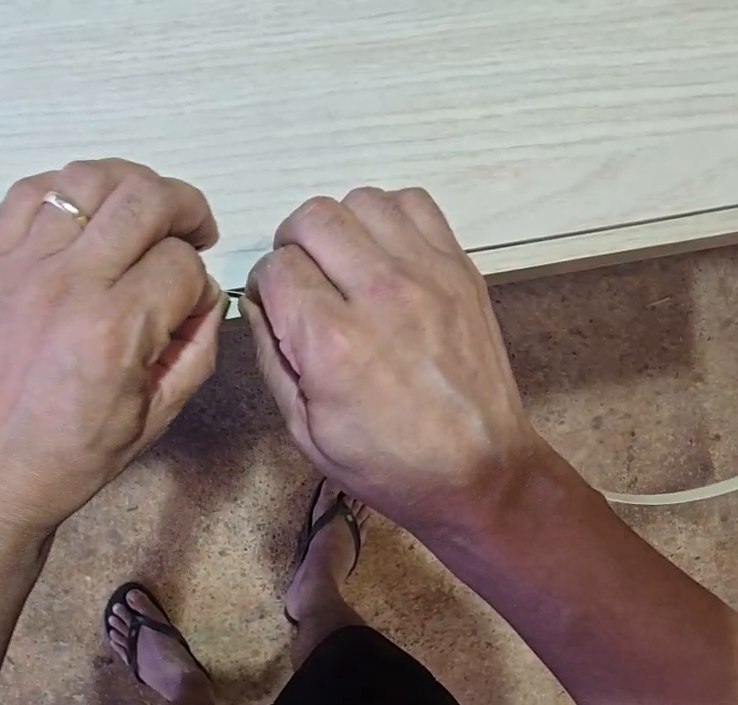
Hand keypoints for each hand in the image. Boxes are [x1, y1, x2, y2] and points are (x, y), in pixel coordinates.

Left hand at [0, 159, 226, 536]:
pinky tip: (88, 211)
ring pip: (89, 179)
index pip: (182, 265)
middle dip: (186, 208)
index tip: (193, 306)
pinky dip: (68, 187)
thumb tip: (206, 298)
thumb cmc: (77, 457)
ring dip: (132, 184)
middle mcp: (71, 283)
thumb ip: (196, 350)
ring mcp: (23, 266)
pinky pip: (30, 192)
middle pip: (145, 201)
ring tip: (146, 210)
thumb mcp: (157, 417)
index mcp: (117, 330)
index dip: (201, 282)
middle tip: (197, 229)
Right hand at [243, 187, 552, 537]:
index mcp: (332, 342)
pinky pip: (414, 203)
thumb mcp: (305, 432)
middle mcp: (379, 293)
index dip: (264, 288)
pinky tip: (382, 255)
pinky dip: (387, 218)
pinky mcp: (459, 268)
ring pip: (361, 200)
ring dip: (339, 228)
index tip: (275, 308)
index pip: (275, 268)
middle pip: (312, 218)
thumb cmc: (386, 464)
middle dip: (291, 246)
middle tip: (302, 282)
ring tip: (342, 266)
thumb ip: (272, 358)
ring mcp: (426, 274)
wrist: (477, 470)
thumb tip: (260, 305)